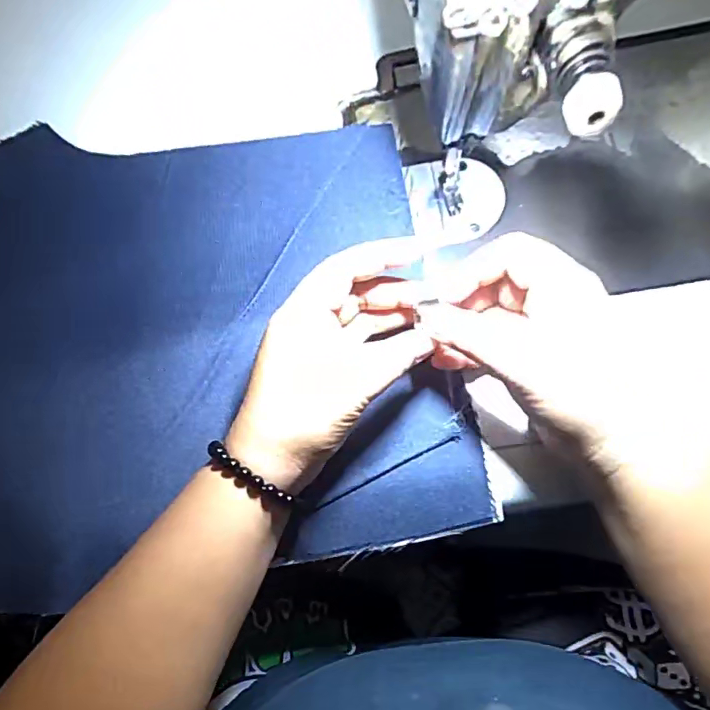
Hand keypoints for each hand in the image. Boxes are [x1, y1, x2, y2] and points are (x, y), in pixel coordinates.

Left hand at [224, 237, 436, 493]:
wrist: (272, 460)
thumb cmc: (306, 411)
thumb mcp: (359, 378)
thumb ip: (401, 353)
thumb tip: (433, 335)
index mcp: (306, 309)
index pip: (347, 267)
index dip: (385, 254)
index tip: (421, 250)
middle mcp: (311, 320)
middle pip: (358, 292)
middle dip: (398, 292)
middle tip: (437, 298)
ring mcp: (319, 345)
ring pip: (362, 320)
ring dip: (395, 318)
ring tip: (433, 319)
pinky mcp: (327, 369)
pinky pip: (361, 345)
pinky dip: (387, 343)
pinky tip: (415, 342)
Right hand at [415, 233, 678, 485]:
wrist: (606, 440)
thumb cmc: (578, 395)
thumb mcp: (516, 358)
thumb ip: (467, 334)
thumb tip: (428, 317)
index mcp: (562, 284)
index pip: (508, 254)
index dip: (470, 270)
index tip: (441, 297)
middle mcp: (553, 299)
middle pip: (496, 282)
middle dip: (460, 301)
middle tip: (433, 322)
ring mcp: (543, 329)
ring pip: (492, 313)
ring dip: (461, 327)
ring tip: (435, 345)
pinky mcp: (534, 357)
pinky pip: (496, 340)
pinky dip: (471, 346)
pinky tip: (449, 359)